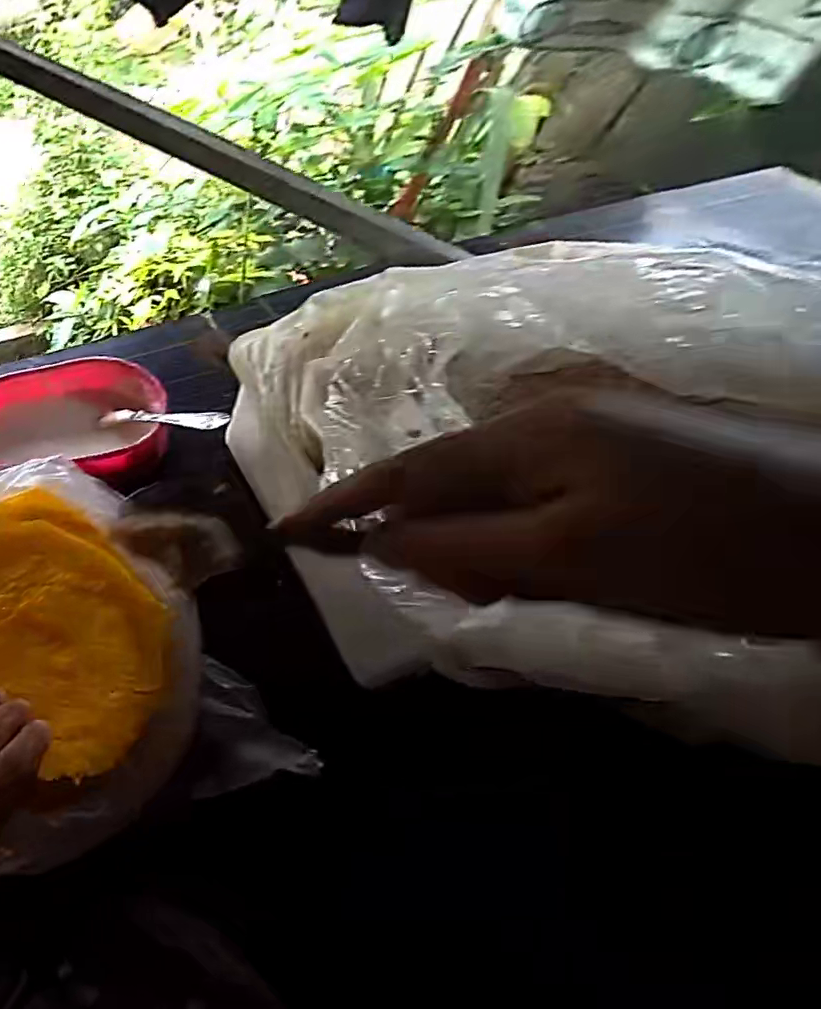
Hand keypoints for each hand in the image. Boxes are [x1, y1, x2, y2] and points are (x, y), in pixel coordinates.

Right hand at [276, 391, 820, 637]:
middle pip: (443, 483)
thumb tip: (377, 542)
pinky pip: (531, 498)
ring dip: (473, 543)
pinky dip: (514, 537)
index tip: (283, 532)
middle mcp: (549, 420)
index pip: (402, 473)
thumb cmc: (725, 552)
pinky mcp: (628, 454)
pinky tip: (540, 566)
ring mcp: (593, 432)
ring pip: (487, 494)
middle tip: (439, 588)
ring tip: (500, 587)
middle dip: (422, 536)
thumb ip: (453, 547)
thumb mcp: (570, 559)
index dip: (337, 505)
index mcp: (529, 434)